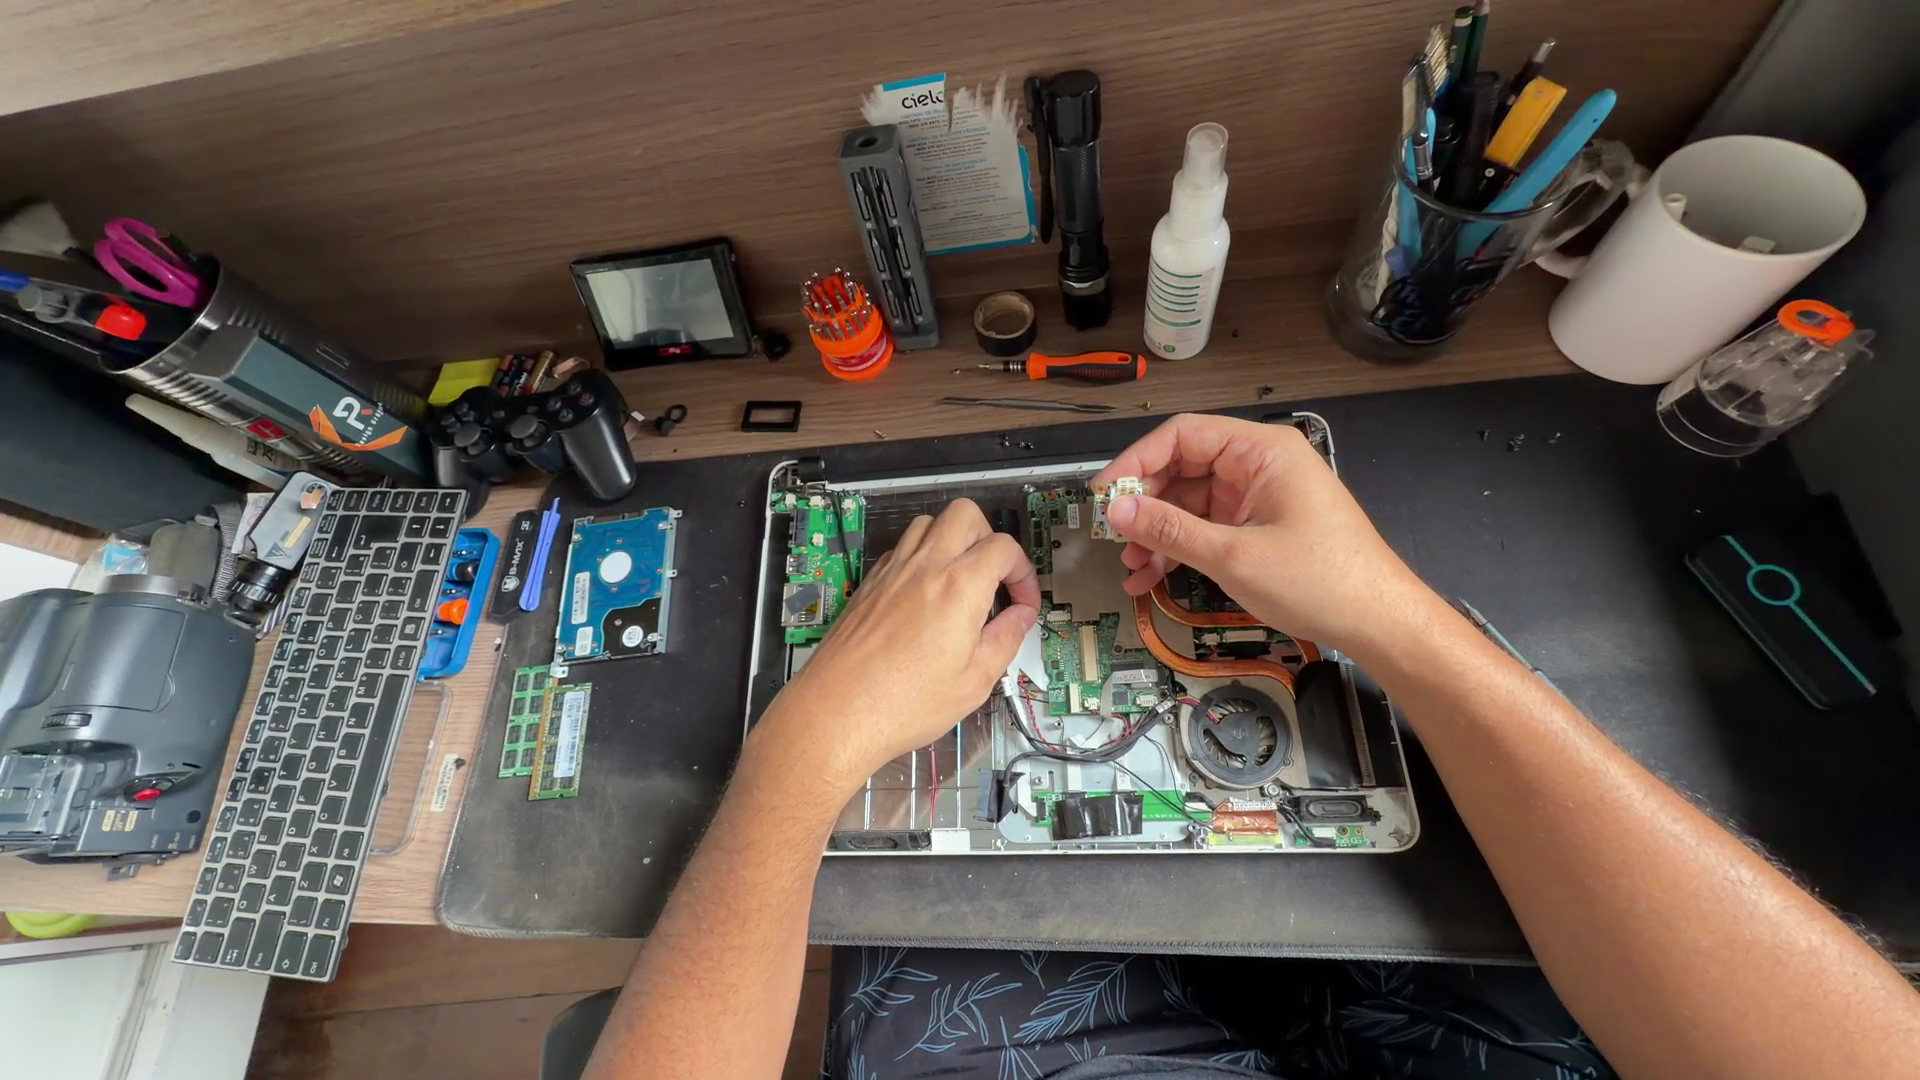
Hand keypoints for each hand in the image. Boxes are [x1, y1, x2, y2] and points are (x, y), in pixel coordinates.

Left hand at [758, 498, 1039, 793]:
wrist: (837, 712)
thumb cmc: (903, 704)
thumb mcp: (974, 681)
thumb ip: (1006, 639)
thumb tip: (1021, 618)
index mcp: (959, 586)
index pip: (1004, 547)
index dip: (1023, 572)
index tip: (1022, 603)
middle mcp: (925, 566)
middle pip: (965, 514)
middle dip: (989, 537)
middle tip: (994, 577)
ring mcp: (892, 571)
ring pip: (929, 522)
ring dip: (952, 540)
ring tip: (961, 581)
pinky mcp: (870, 583)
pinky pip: (901, 547)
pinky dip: (922, 556)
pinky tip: (927, 594)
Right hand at [1092, 413, 1443, 658]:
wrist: (1378, 624)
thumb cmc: (1318, 580)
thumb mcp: (1233, 555)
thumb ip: (1169, 530)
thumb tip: (1115, 509)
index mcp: (1260, 451)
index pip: (1182, 436)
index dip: (1136, 461)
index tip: (1103, 495)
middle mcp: (1256, 465)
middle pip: (1181, 469)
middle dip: (1144, 505)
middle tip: (1112, 536)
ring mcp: (1256, 497)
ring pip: (1187, 503)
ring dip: (1156, 534)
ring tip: (1131, 568)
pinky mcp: (1256, 526)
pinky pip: (1204, 528)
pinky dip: (1178, 549)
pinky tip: (1151, 577)